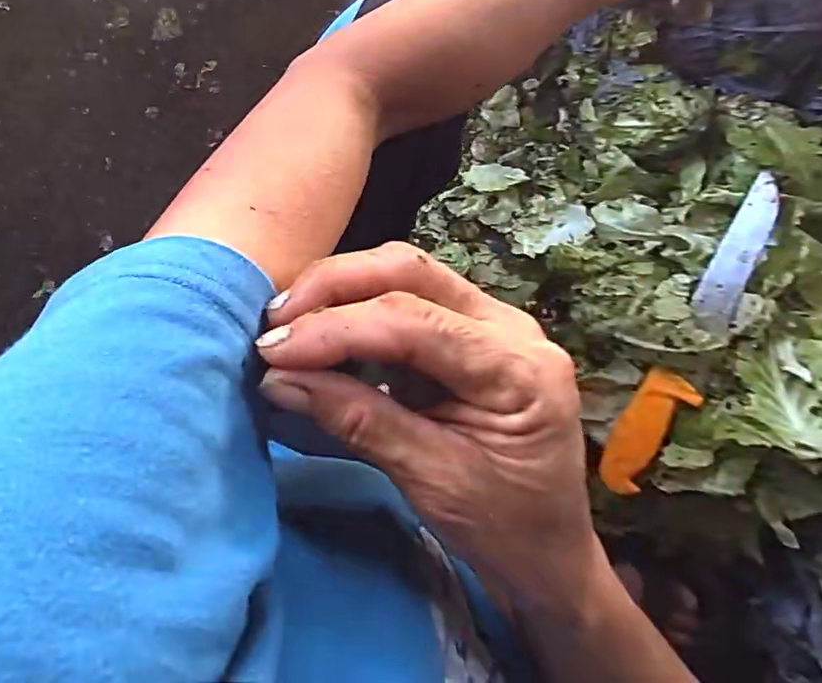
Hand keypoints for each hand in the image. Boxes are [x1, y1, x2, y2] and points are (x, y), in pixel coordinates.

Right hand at [255, 242, 599, 602]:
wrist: (547, 552)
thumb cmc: (503, 528)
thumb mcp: (430, 481)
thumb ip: (356, 419)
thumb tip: (278, 378)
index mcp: (518, 368)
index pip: (411, 321)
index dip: (334, 329)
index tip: (273, 351)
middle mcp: (508, 324)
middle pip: (408, 270)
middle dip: (333, 286)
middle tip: (274, 322)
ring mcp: (490, 317)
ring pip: (404, 269)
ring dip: (340, 286)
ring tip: (289, 319)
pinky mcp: (467, 323)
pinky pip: (405, 292)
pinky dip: (355, 302)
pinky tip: (322, 324)